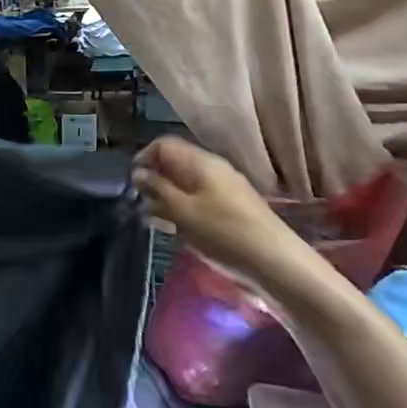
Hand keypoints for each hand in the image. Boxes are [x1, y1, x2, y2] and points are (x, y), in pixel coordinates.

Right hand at [132, 137, 309, 287]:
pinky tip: (180, 232)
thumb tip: (139, 173)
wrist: (274, 262)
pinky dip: (185, 211)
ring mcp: (225, 188)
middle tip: (142, 207)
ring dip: (169, 199)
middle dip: (155, 181)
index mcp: (200, 162)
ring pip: (187, 184)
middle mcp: (213, 168)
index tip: (132, 185)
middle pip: (176, 164)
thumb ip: (158, 190)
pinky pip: (200, 200)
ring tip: (157, 222)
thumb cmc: (223, 233)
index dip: (145, 159)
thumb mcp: (183, 212)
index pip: (164, 145)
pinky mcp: (232, 209)